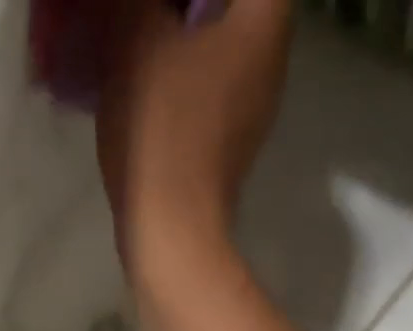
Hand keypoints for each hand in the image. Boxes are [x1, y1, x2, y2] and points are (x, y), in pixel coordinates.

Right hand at [96, 0, 292, 267]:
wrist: (171, 226)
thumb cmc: (160, 125)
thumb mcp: (138, 39)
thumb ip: (143, 0)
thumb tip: (146, 4)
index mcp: (263, 22)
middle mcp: (274, 59)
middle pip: (246, 4)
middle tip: (152, 5)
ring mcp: (258, 105)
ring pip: (230, 43)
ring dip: (190, 29)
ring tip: (144, 26)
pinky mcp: (235, 138)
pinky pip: (217, 81)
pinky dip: (189, 67)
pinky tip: (150, 74)